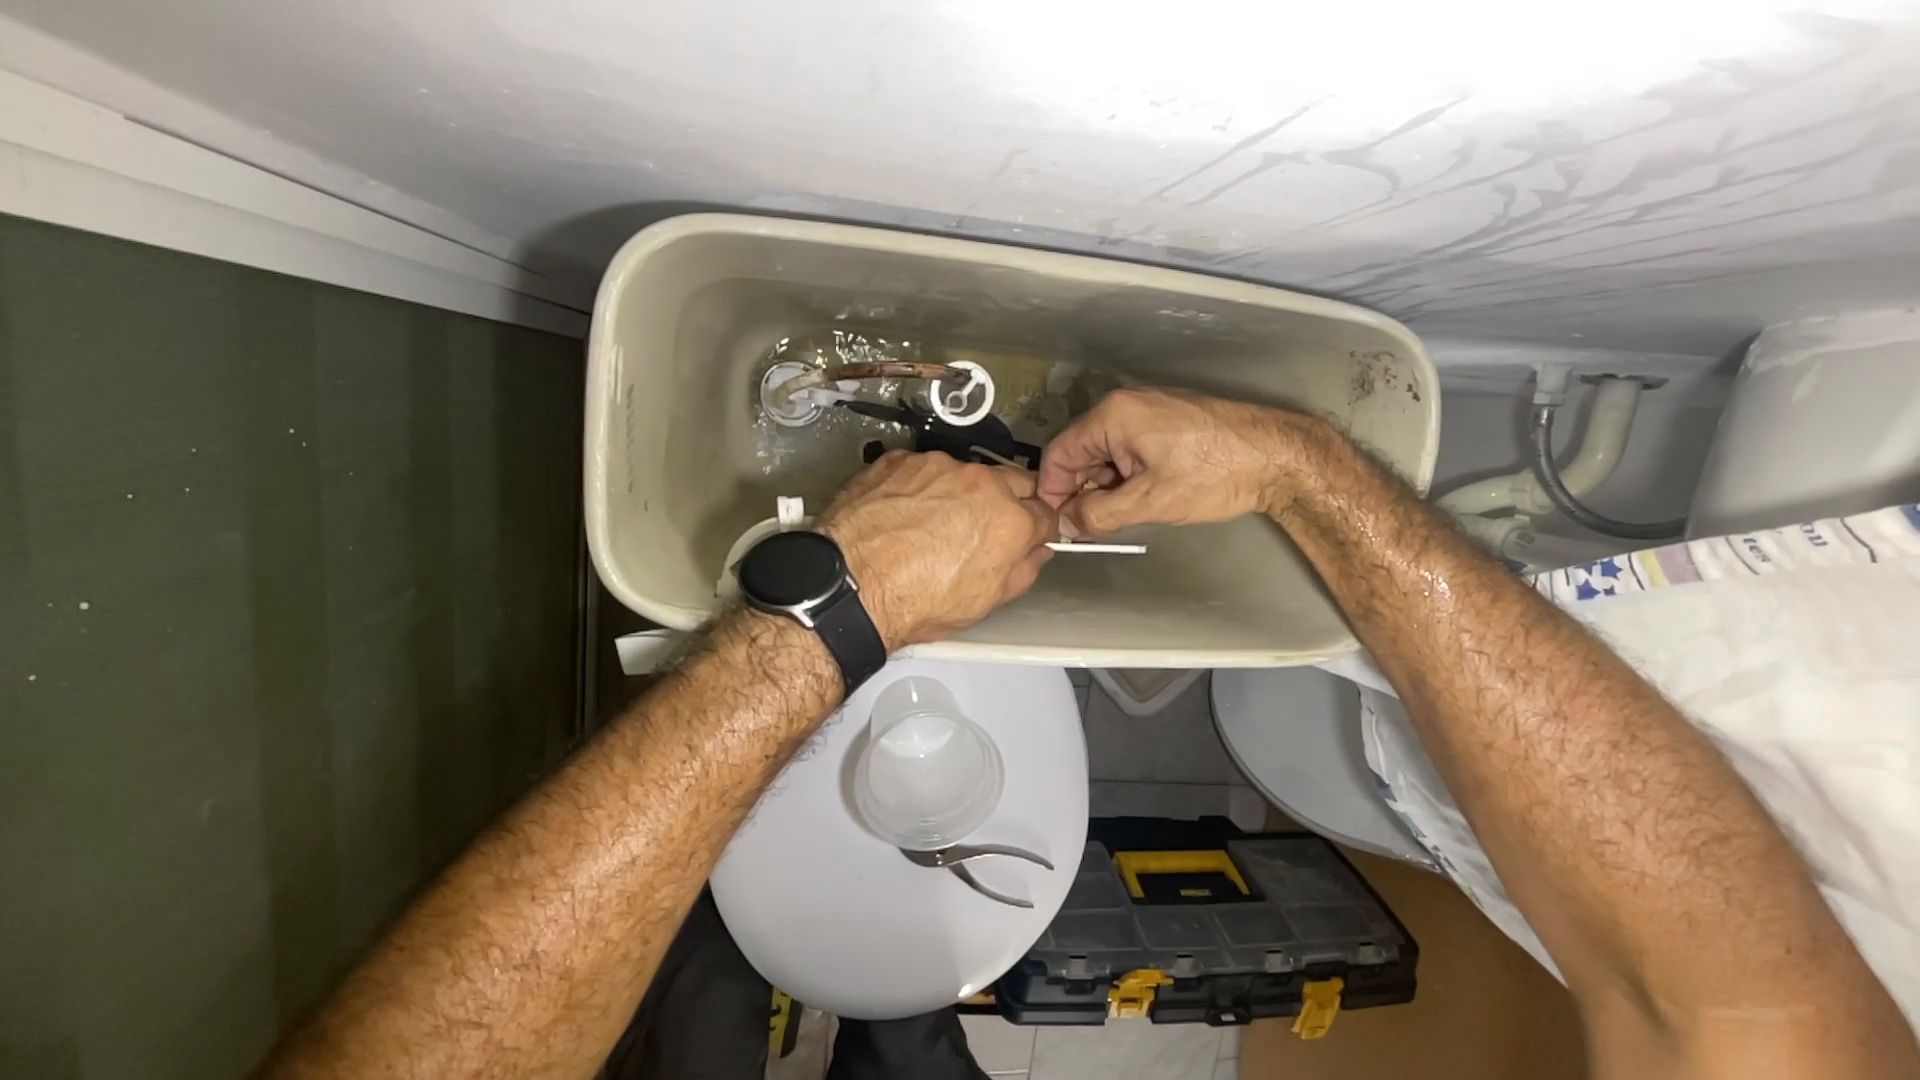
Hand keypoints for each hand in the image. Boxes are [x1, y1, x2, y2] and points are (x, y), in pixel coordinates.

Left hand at [819, 451, 1058, 649]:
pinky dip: (920, 487)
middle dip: (1008, 502)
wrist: (850, 586)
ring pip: (965, 473)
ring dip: (960, 493)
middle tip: (985, 529)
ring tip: (933, 526)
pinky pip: (922, 469)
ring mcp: (938, 467)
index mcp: (1010, 520)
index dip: (1038, 528)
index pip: (1046, 512)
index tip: (1028, 535)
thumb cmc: (912, 600)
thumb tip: (1033, 555)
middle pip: (1013, 482)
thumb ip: (1022, 571)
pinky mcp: (900, 462)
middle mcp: (979, 483)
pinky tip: (904, 515)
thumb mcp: (984, 602)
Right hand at [1037, 387, 1300, 536]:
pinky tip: (1140, 500)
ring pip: (1106, 454)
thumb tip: (1066, 524)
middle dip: (1081, 492)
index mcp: (1113, 416)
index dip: (1053, 492)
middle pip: (1081, 453)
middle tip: (1088, 530)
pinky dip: (1126, 476)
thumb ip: (1099, 515)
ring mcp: (1148, 410)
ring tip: (1118, 519)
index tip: (1057, 524)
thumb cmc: (1214, 474)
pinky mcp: (1167, 420)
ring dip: (1106, 487)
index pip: (1059, 454)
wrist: (1279, 456)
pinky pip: (1129, 449)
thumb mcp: (1150, 502)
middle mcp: (1125, 405)